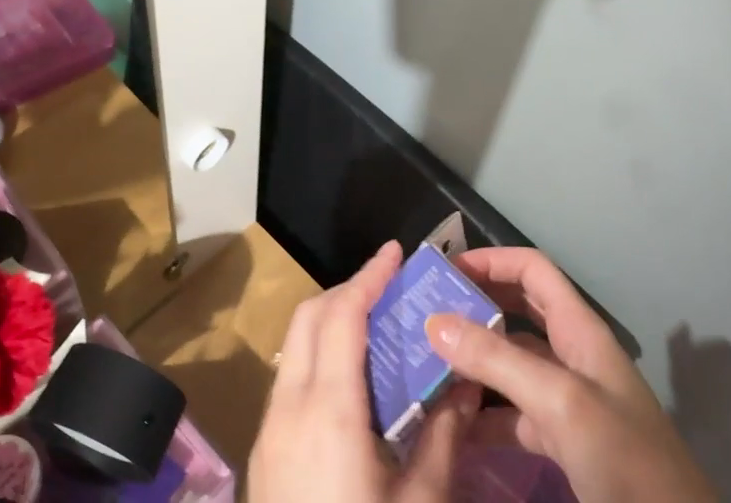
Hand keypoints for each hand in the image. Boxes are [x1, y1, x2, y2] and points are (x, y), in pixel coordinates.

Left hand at [250, 242, 474, 502]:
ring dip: (330, 326)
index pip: (342, 315)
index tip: (395, 252)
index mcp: (329, 409)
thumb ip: (444, 435)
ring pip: (294, 350)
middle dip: (347, 292)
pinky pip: (288, 384)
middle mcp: (288, 407)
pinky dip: (318, 363)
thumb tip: (468, 384)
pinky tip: (351, 389)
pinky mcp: (261, 455)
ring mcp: (267, 431)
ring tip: (376, 335)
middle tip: (390, 290)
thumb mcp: (421, 500)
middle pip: (308, 319)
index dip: (369, 276)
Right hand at [428, 248, 715, 502]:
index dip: (491, 261)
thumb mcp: (560, 402)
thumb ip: (499, 360)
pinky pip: (510, 413)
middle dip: (473, 307)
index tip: (443, 272)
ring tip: (422, 365)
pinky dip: (480, 413)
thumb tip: (434, 321)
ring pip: (509, 364)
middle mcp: (571, 355)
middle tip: (422, 314)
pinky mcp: (559, 440)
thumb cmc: (624, 455)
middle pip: (516, 312)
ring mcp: (565, 399)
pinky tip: (448, 423)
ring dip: (470, 362)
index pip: (533, 270)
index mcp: (580, 330)